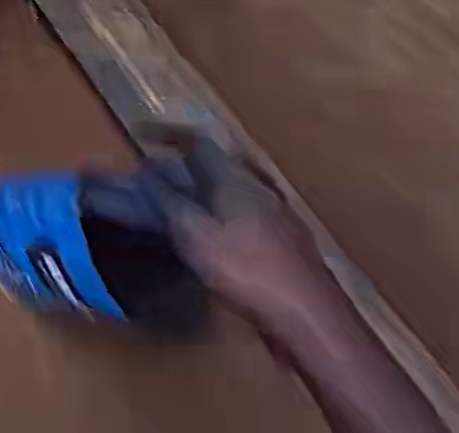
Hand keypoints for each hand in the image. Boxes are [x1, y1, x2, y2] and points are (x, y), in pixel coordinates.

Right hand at [159, 138, 341, 329]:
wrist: (315, 325)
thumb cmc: (245, 269)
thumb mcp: (190, 231)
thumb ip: (165, 197)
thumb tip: (144, 169)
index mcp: (234, 179)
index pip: (198, 141)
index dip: (169, 133)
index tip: (144, 134)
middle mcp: (260, 190)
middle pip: (218, 165)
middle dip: (186, 166)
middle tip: (162, 176)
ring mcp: (282, 218)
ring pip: (235, 191)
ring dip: (206, 191)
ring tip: (185, 206)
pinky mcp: (293, 246)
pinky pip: (249, 214)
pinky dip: (225, 214)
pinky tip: (218, 238)